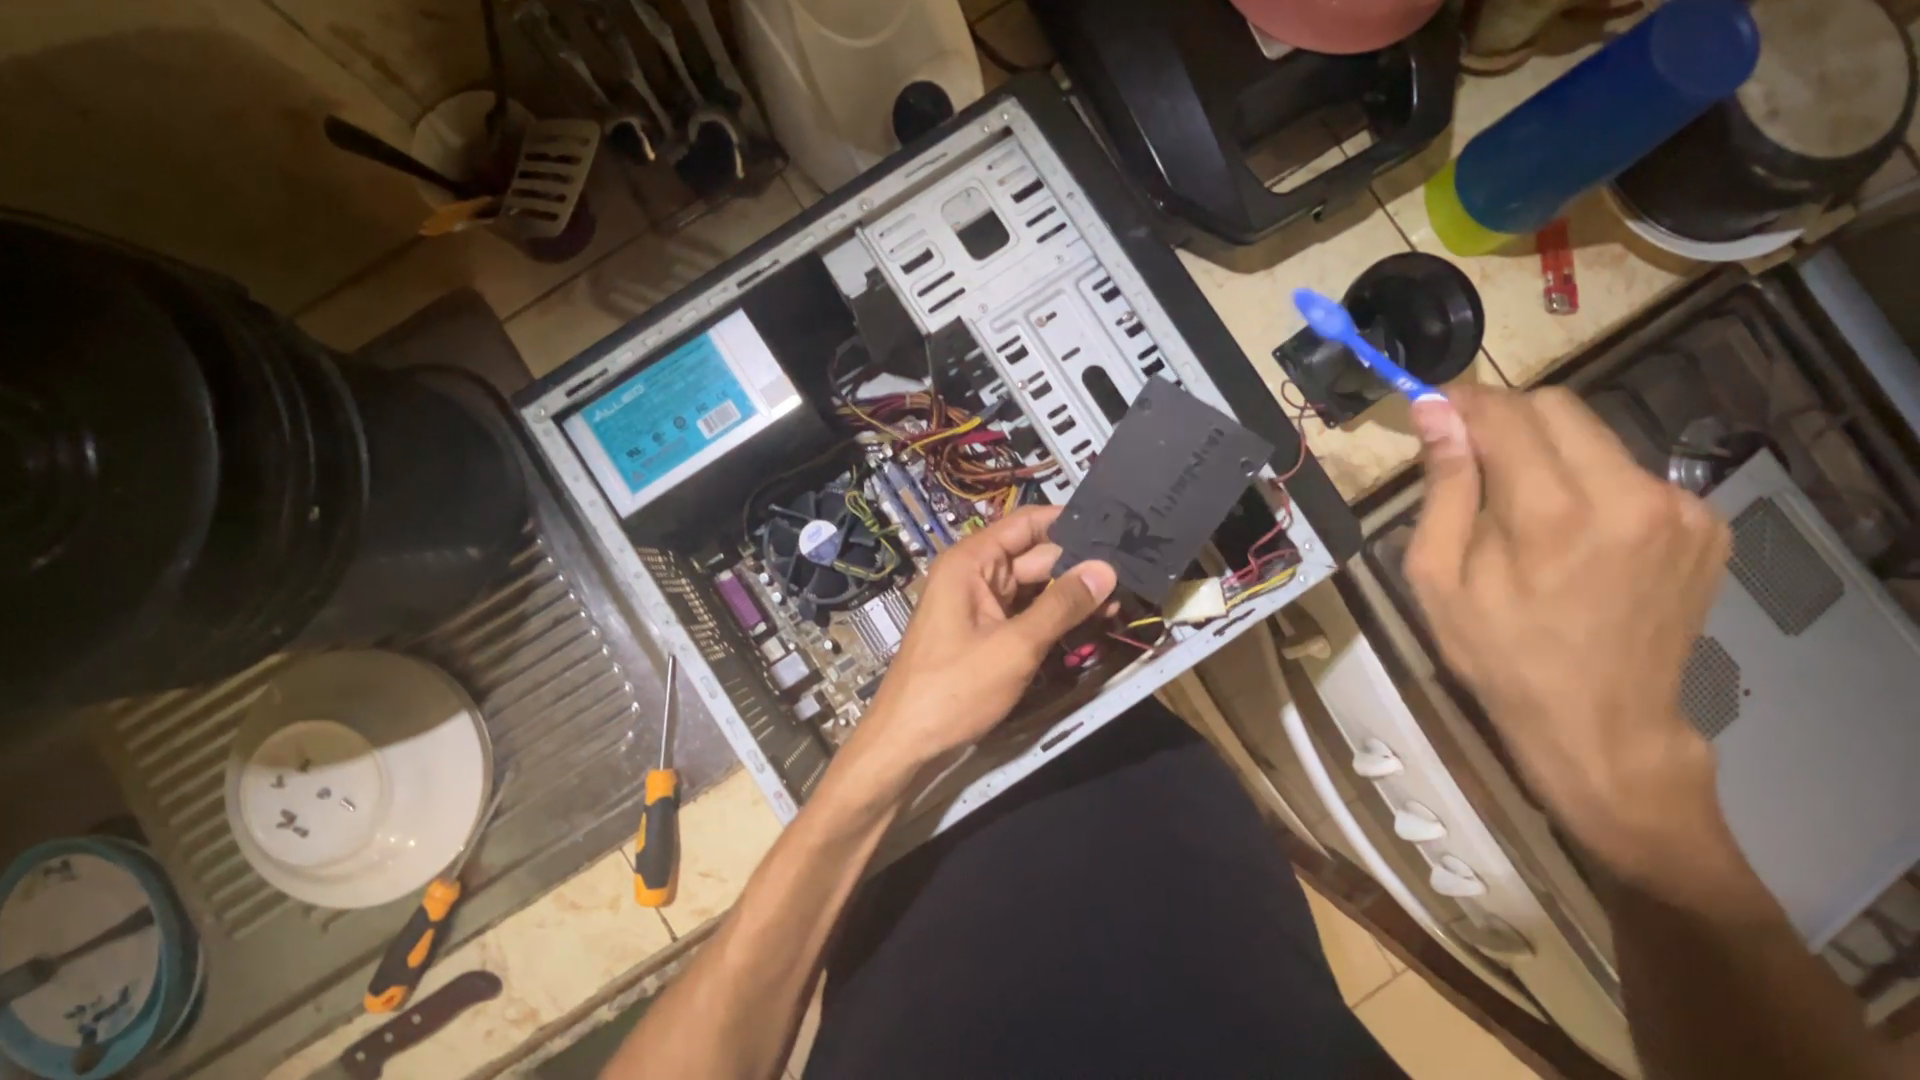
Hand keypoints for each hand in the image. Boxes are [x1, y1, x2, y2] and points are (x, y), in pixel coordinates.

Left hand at [841, 506, 1116, 792]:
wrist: (906, 740)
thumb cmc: (955, 688)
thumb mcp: (1016, 646)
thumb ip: (1062, 605)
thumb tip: (1106, 568)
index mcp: (971, 563)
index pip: (1026, 524)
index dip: (1069, 522)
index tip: (1117, 525)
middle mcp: (973, 575)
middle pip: (1035, 557)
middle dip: (1079, 565)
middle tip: (1134, 572)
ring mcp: (978, 605)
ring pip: (1035, 588)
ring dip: (1071, 595)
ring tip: (1124, 598)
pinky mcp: (984, 633)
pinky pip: (1025, 613)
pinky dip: (1054, 617)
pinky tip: (1092, 622)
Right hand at [1405, 387, 1731, 881]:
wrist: (1603, 724)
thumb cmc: (1501, 656)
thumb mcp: (1439, 579)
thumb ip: (1444, 489)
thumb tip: (1435, 414)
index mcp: (1555, 514)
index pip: (1507, 414)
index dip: (1462, 401)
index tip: (1432, 408)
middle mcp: (1630, 495)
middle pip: (1558, 407)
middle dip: (1505, 419)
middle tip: (1468, 457)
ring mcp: (1681, 509)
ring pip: (1596, 437)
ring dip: (1547, 452)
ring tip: (1520, 509)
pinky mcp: (1706, 524)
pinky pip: (1630, 473)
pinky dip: (1588, 483)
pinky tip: (1572, 533)